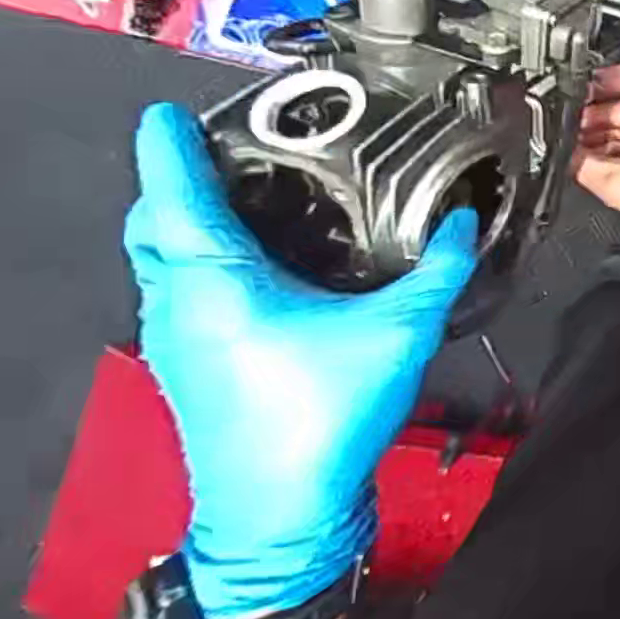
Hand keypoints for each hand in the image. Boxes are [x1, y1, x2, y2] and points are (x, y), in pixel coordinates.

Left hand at [124, 104, 477, 618]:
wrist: (283, 502)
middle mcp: (182, 308)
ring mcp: (180, 339)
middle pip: (155, 230)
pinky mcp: (196, 362)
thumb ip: (439, 268)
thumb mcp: (403, 327)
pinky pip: (183, 289)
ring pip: (163, 262)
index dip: (169, 154)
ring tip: (239, 193)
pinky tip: (259, 259)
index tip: (162, 115)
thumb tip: (464, 220)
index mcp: (219, 288)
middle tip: (215, 149)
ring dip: (185, 221)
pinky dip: (204, 256)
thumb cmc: (331, 407)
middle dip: (173, 183)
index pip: (181, 204)